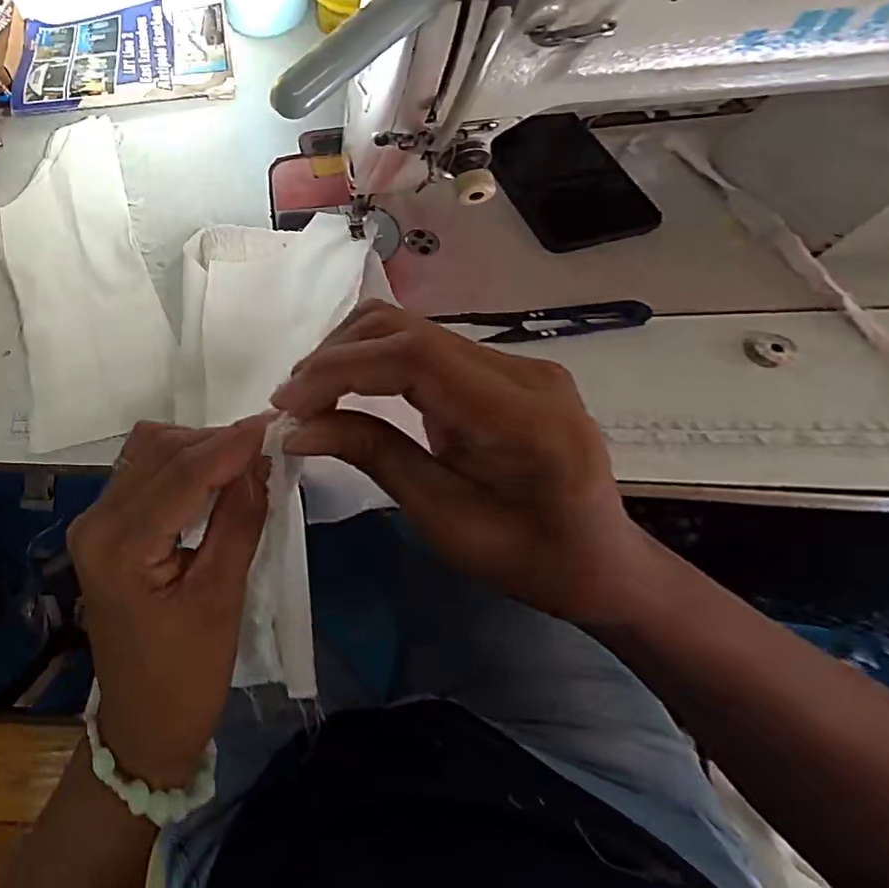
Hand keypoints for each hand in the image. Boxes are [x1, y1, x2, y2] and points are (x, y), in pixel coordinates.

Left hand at [69, 418, 270, 788]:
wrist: (143, 723)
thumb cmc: (186, 676)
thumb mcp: (222, 598)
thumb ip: (239, 520)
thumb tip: (259, 461)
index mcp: (119, 546)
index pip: (181, 473)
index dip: (230, 444)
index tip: (274, 424)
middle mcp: (95, 522)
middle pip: (160, 452)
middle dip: (216, 442)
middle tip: (266, 446)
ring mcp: (94, 522)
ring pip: (147, 453)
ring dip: (197, 447)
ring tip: (243, 462)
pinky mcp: (102, 527)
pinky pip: (141, 472)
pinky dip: (179, 463)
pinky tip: (212, 475)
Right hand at [272, 300, 658, 625]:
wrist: (600, 561)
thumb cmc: (529, 559)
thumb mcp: (445, 520)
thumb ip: (374, 457)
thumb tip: (297, 428)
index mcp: (522, 416)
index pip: (416, 358)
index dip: (341, 369)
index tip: (288, 403)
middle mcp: (521, 371)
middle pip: (406, 328)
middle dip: (335, 356)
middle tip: (292, 403)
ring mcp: (512, 362)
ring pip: (408, 326)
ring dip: (349, 352)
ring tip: (311, 395)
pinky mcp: (498, 367)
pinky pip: (422, 346)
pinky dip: (372, 359)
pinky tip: (348, 387)